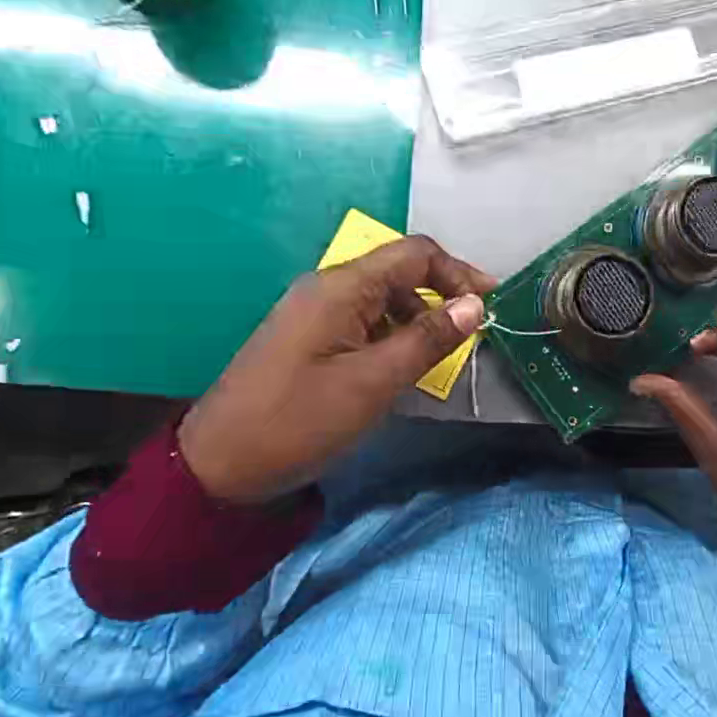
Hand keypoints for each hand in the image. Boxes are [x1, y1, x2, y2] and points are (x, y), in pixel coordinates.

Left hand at [180, 235, 492, 503]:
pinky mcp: (308, 342)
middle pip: (398, 275)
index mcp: (341, 288)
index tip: (493, 304)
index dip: (459, 273)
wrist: (223, 462)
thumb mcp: (372, 383)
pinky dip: (391, 341)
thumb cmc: (300, 421)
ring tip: (440, 361)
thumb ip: (425, 340)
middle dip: (441, 299)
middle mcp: (327, 290)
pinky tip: (401, 371)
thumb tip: (473, 305)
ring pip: (381, 304)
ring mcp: (314, 315)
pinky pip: (362, 327)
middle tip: (471, 339)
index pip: (414, 255)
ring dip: (417, 323)